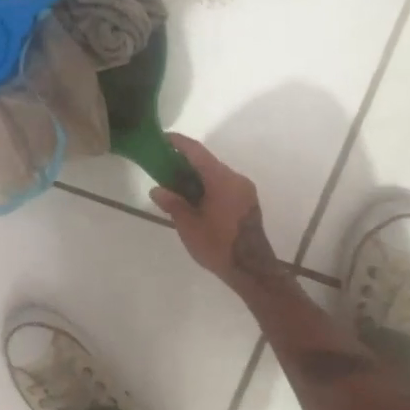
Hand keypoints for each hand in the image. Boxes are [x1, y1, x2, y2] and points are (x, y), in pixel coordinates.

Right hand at [150, 134, 280, 284]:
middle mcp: (236, 179)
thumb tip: (157, 190)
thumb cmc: (218, 245)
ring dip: (196, 175)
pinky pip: (224, 185)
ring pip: (216, 174)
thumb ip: (173, 204)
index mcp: (221, 180)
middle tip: (163, 166)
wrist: (252, 270)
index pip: (197, 152)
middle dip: (185, 161)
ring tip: (175, 185)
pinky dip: (207, 186)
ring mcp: (244, 191)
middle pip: (207, 162)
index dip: (178, 143)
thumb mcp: (189, 225)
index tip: (162, 139)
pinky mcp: (247, 202)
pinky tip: (193, 198)